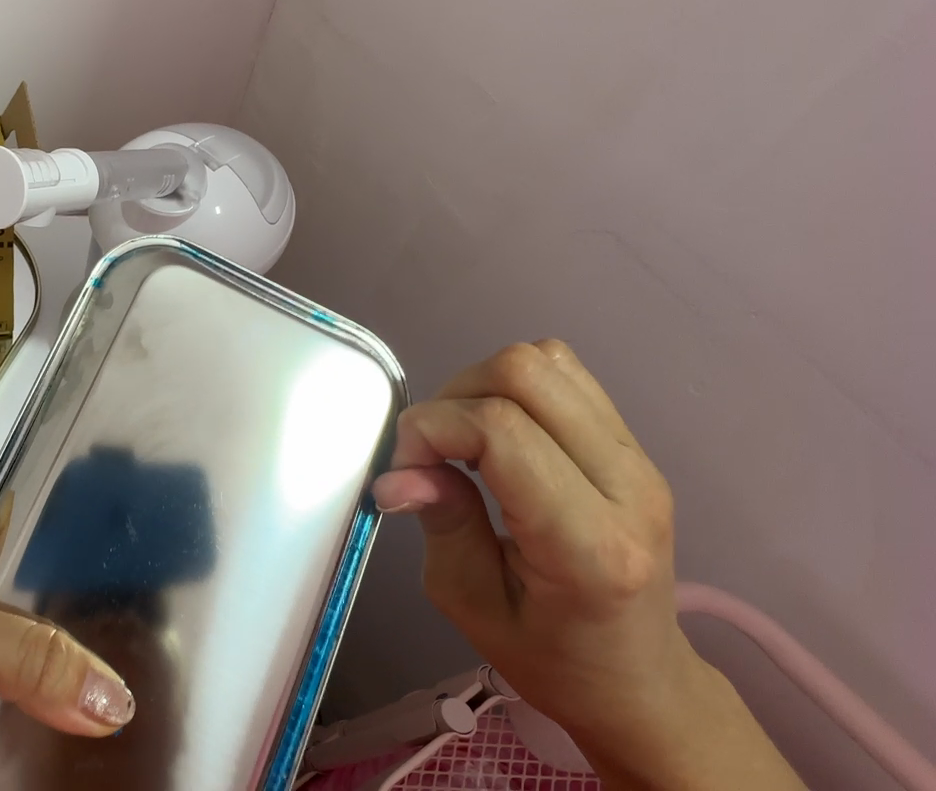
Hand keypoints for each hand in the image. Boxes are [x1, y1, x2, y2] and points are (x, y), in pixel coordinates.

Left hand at [0, 454, 133, 790]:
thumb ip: (22, 652)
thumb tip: (104, 688)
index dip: (41, 473)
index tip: (98, 490)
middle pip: (23, 541)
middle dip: (66, 565)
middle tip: (127, 583)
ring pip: (20, 604)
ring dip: (53, 629)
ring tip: (110, 643)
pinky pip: (9, 656)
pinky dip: (34, 672)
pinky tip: (63, 688)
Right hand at [372, 340, 802, 789]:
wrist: (639, 679)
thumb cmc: (546, 653)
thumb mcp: (467, 601)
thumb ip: (439, 521)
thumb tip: (399, 473)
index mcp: (588, 545)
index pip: (500, 430)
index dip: (431, 429)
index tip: (405, 469)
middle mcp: (627, 487)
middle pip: (525, 374)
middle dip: (453, 398)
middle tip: (433, 450)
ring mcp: (638, 460)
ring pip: (545, 360)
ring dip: (481, 385)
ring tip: (463, 438)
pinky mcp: (633, 446)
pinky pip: (564, 374)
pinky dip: (511, 386)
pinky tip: (496, 433)